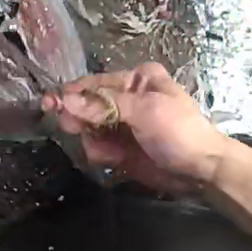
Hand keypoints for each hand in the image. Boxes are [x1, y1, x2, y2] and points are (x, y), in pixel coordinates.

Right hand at [43, 63, 234, 194]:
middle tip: (72, 129)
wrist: (201, 171)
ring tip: (111, 153)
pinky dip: (101, 155)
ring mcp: (124, 125)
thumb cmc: (179, 132)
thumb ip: (103, 106)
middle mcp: (127, 98)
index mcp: (137, 79)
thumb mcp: (144, 111)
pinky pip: (98, 148)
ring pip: (89, 130)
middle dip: (80, 121)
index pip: (94, 84)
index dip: (71, 94)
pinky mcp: (122, 148)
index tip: (50, 104)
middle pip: (86, 106)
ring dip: (94, 142)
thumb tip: (65, 99)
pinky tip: (115, 161)